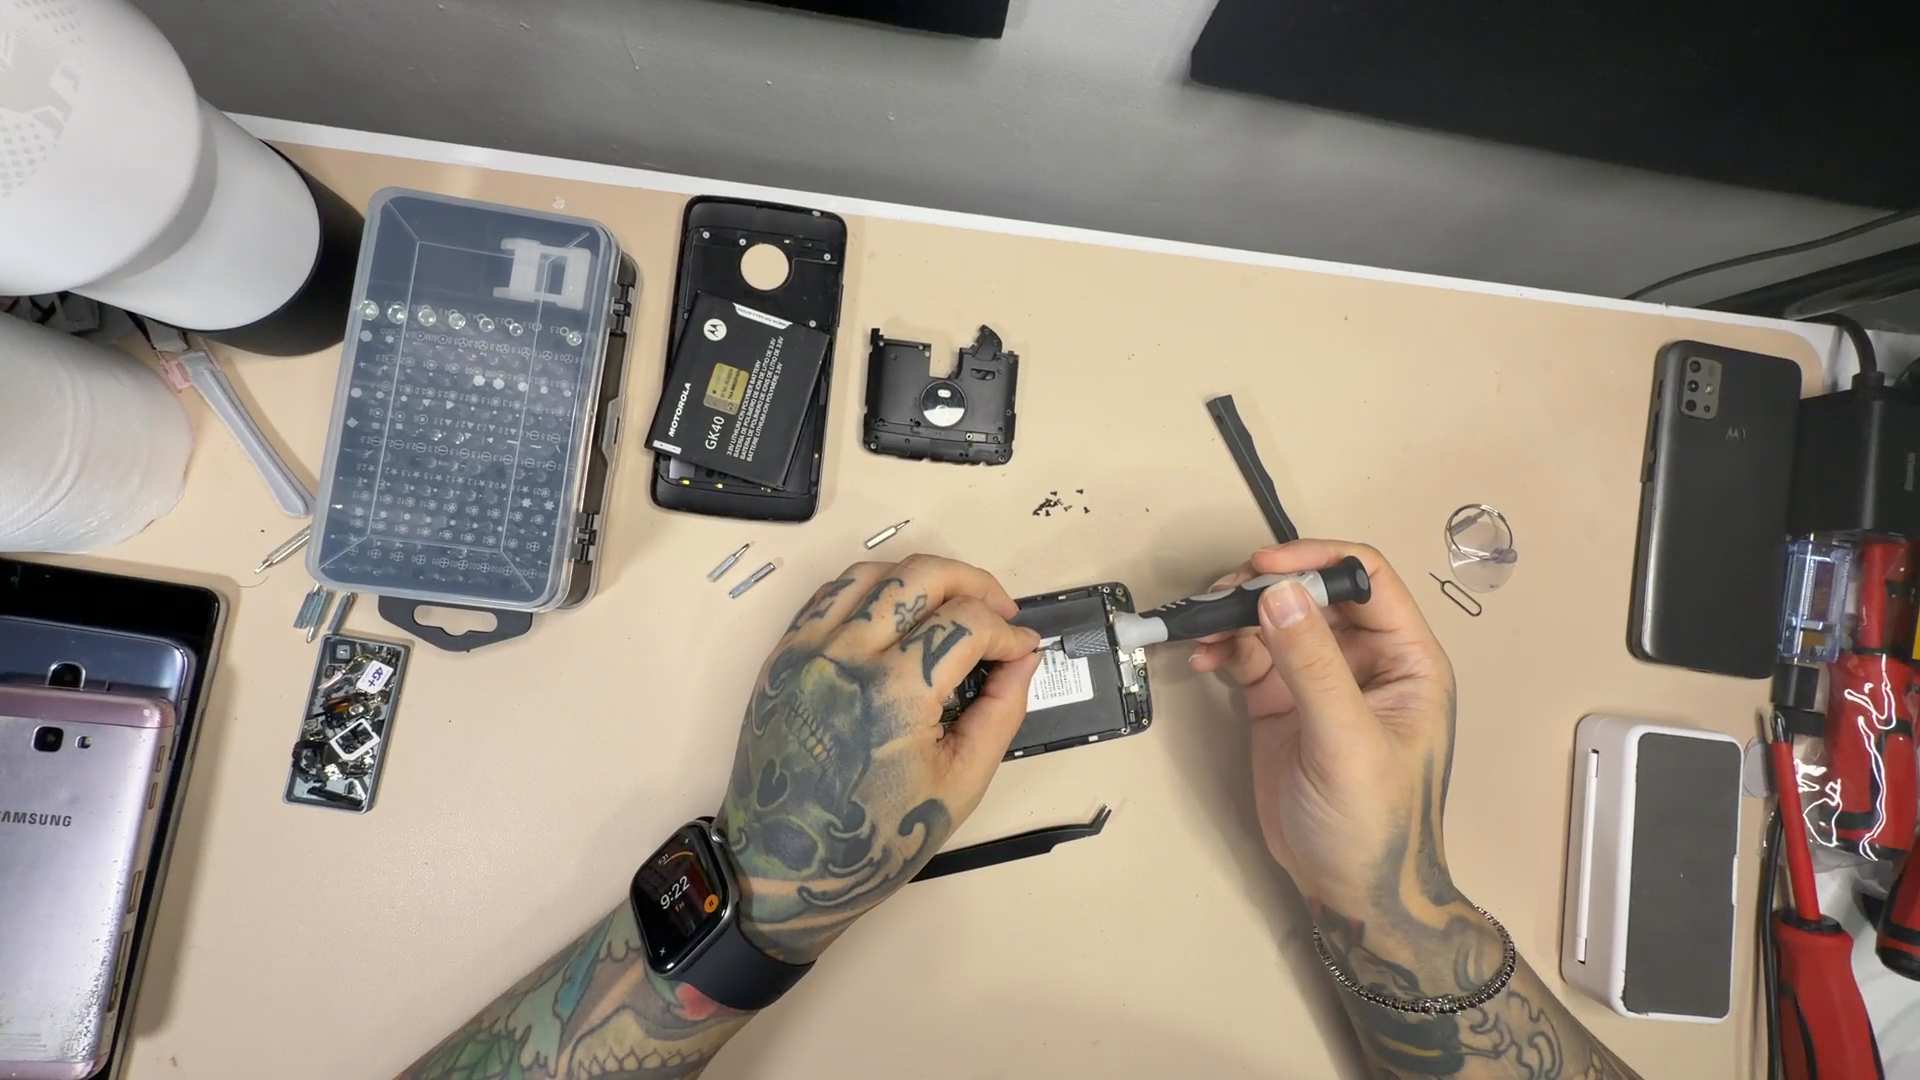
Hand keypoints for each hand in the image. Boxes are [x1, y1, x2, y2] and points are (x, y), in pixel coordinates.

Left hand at [719, 554, 1041, 963]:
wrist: (785, 864)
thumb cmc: (875, 838)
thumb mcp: (961, 783)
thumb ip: (1002, 711)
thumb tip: (1025, 658)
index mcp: (895, 696)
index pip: (968, 623)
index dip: (1008, 631)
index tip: (1022, 647)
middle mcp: (847, 657)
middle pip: (923, 575)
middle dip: (975, 582)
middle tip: (999, 608)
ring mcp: (809, 650)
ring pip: (876, 570)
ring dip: (923, 577)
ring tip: (951, 605)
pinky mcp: (785, 653)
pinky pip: (833, 591)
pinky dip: (875, 587)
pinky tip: (899, 610)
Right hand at [1190, 540, 1458, 919]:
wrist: (1346, 886)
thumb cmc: (1376, 825)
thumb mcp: (1347, 742)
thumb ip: (1313, 666)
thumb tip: (1278, 594)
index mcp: (1403, 659)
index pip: (1364, 578)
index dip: (1314, 560)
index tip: (1261, 567)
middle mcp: (1360, 657)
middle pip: (1308, 590)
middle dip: (1260, 586)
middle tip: (1218, 600)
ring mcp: (1315, 675)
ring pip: (1271, 616)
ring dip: (1233, 614)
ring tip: (1202, 629)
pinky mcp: (1278, 695)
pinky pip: (1246, 650)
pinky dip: (1220, 645)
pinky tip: (1203, 656)